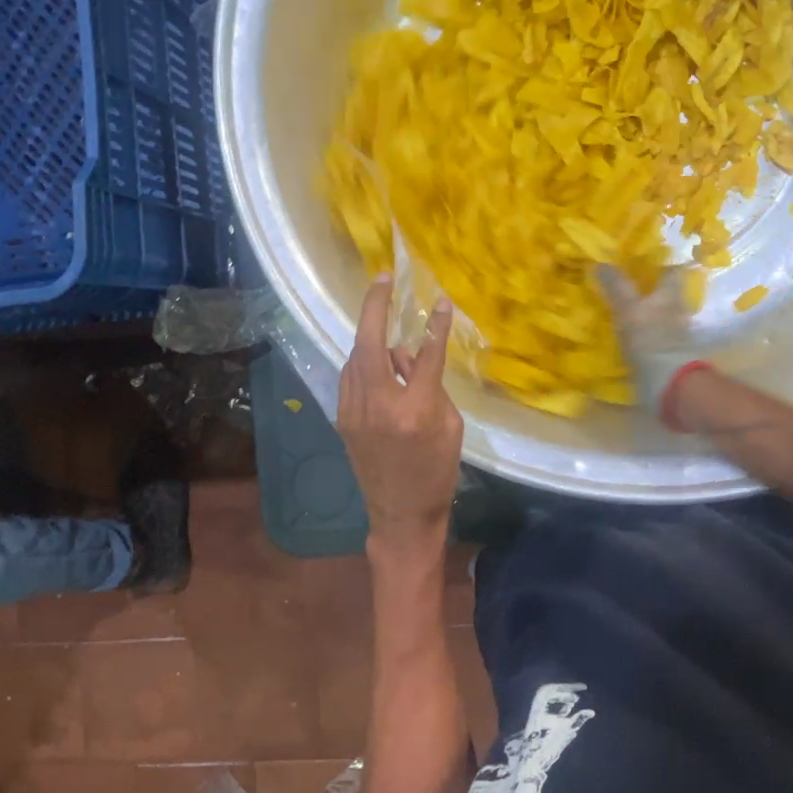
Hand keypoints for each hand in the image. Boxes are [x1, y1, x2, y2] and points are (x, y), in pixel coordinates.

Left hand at [338, 275, 463, 553]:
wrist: (401, 514)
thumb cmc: (437, 471)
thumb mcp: (450, 426)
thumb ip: (429, 385)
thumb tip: (406, 354)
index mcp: (416, 410)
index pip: (426, 354)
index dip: (435, 325)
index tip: (440, 300)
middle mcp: (380, 405)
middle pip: (372, 343)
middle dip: (375, 306)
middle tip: (382, 278)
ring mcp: (355, 412)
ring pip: (356, 358)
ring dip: (368, 334)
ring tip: (379, 314)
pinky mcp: (342, 420)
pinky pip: (350, 377)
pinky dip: (362, 361)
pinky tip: (373, 356)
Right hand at [597, 266, 705, 424]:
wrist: (670, 385)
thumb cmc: (651, 340)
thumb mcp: (629, 310)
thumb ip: (616, 287)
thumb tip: (599, 263)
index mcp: (671, 296)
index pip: (672, 272)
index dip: (662, 264)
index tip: (643, 262)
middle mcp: (677, 312)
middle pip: (668, 295)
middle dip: (652, 292)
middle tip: (631, 288)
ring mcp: (676, 337)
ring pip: (664, 318)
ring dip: (649, 315)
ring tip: (627, 315)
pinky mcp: (669, 358)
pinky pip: (657, 341)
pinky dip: (646, 339)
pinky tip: (630, 341)